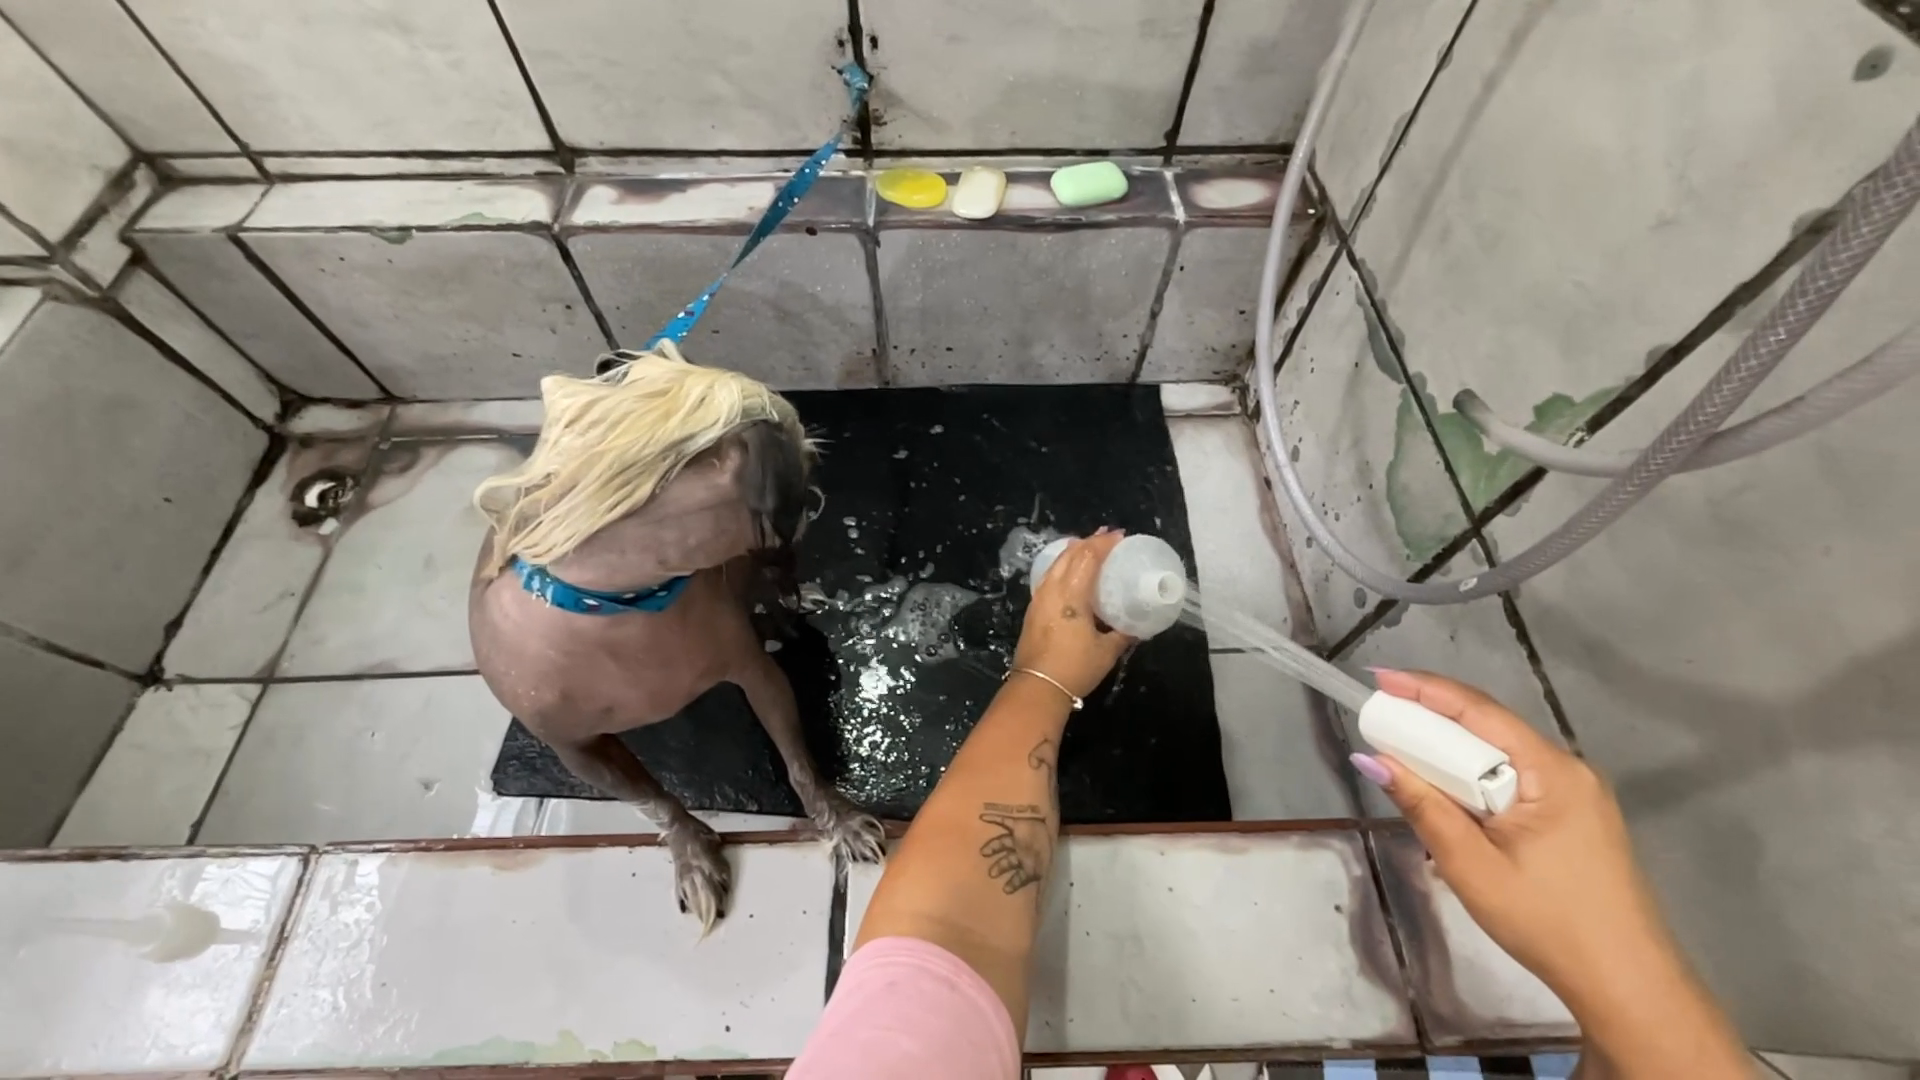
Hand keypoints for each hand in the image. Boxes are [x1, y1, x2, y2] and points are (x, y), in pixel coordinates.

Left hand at [1012, 529, 1133, 696]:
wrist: (1036, 687)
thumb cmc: (1074, 668)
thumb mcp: (1106, 652)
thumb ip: (1123, 635)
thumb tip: (1138, 628)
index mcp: (1071, 595)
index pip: (1087, 558)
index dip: (1103, 544)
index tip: (1120, 536)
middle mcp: (1052, 590)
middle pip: (1068, 555)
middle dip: (1087, 542)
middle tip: (1106, 537)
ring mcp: (1039, 599)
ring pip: (1055, 564)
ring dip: (1073, 552)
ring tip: (1088, 547)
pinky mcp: (1033, 610)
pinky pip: (1049, 577)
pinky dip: (1062, 567)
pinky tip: (1069, 572)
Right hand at [1355, 670, 1680, 1012]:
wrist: (1627, 986)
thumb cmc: (1546, 920)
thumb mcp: (1470, 863)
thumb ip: (1422, 805)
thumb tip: (1370, 758)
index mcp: (1552, 773)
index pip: (1478, 712)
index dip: (1425, 689)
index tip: (1378, 678)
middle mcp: (1568, 771)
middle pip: (1488, 728)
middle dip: (1431, 719)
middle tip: (1379, 717)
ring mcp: (1574, 795)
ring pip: (1498, 755)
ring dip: (1449, 752)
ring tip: (1401, 752)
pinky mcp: (1572, 817)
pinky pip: (1511, 778)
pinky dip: (1471, 777)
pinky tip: (1446, 791)